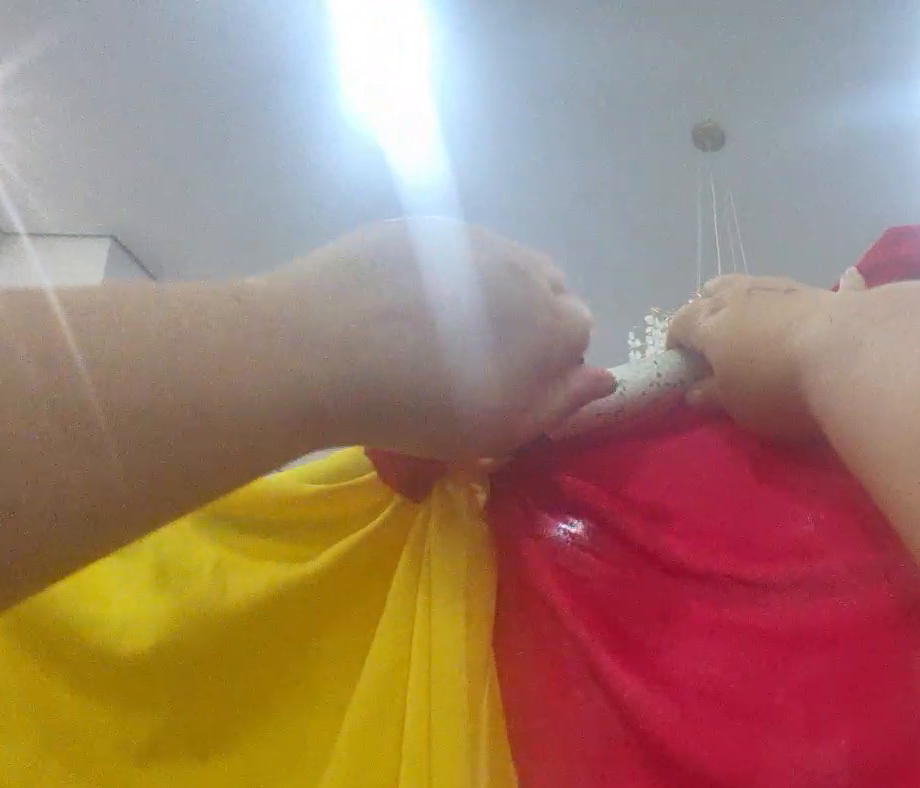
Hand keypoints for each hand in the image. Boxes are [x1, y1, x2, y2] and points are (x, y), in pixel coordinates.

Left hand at [260, 218, 614, 460]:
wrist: (315, 354)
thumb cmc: (422, 408)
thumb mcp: (504, 428)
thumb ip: (564, 401)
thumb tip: (604, 378)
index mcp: (554, 323)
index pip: (580, 331)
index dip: (553, 360)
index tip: (515, 383)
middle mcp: (525, 270)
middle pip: (551, 291)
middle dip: (532, 320)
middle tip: (484, 356)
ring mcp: (472, 241)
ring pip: (507, 266)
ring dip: (496, 294)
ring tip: (447, 329)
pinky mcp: (422, 227)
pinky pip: (458, 251)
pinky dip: (451, 276)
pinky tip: (410, 305)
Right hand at [666, 275, 841, 440]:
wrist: (844, 358)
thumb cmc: (775, 388)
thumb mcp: (736, 405)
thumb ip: (713, 396)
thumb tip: (694, 391)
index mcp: (712, 322)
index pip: (680, 325)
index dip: (676, 346)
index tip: (681, 368)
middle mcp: (744, 296)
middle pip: (715, 295)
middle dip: (707, 313)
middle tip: (712, 338)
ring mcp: (788, 290)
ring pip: (759, 283)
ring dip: (750, 295)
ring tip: (750, 308)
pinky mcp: (830, 296)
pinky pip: (835, 285)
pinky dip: (838, 284)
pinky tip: (848, 275)